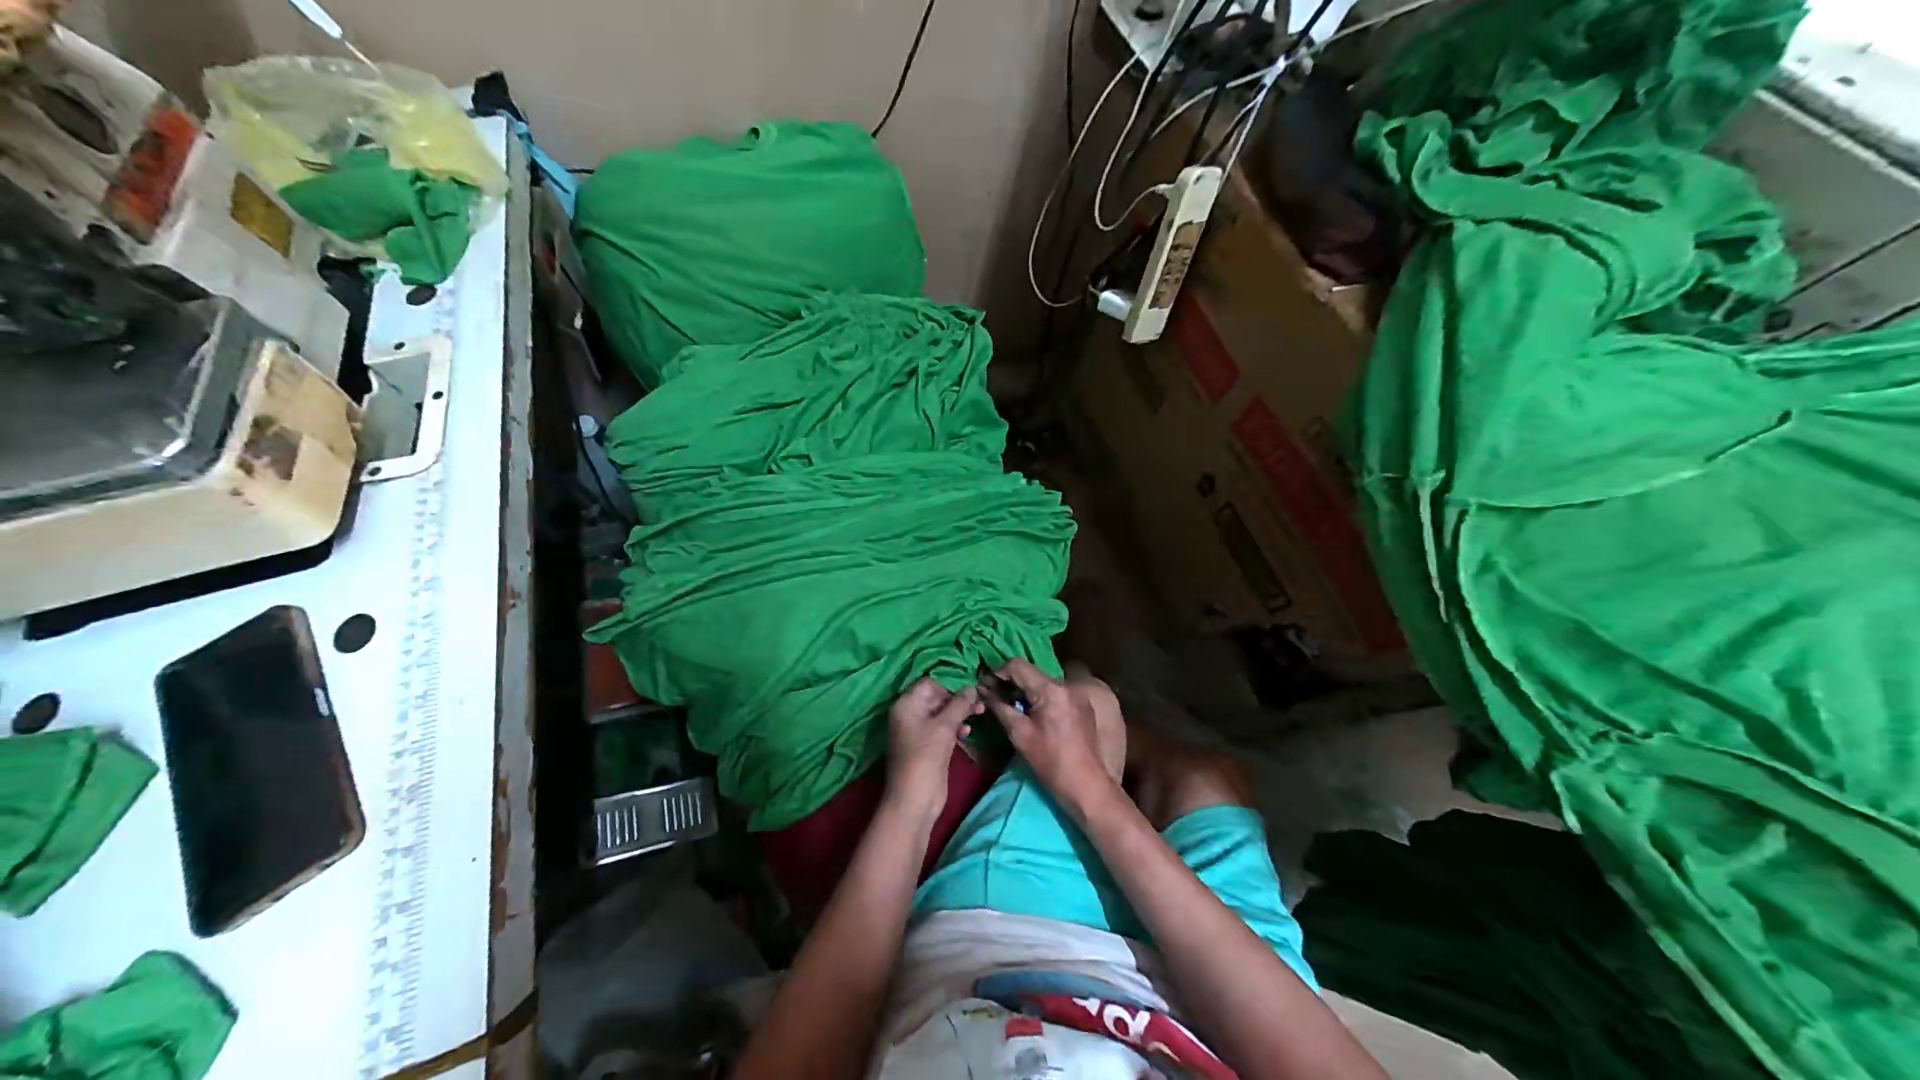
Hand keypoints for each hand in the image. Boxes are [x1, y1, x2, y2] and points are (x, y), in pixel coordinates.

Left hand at [886, 678, 979, 809]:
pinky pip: (942, 729)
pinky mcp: (928, 746)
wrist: (915, 798)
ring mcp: (918, 731)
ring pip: (942, 714)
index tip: (971, 688)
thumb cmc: (926, 756)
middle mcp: (909, 714)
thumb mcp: (944, 726)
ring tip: (980, 714)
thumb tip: (971, 687)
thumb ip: (959, 704)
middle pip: (936, 698)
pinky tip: (967, 731)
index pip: (929, 683)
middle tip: (980, 703)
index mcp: (906, 704)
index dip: (950, 684)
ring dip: (960, 713)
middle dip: (958, 699)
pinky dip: (955, 727)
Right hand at [983, 659, 1125, 815]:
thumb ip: (1000, 707)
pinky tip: (1033, 713)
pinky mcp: (1083, 705)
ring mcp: (1078, 694)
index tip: (985, 686)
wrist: (1086, 785)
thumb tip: (983, 691)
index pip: (1018, 666)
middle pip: (1032, 672)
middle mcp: (1067, 686)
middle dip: (1011, 681)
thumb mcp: (1019, 734)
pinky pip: (1056, 692)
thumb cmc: (1050, 762)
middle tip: (994, 695)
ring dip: (1026, 689)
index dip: (998, 672)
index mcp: (1051, 690)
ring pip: (1044, 681)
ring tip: (1012, 704)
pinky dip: (1041, 696)